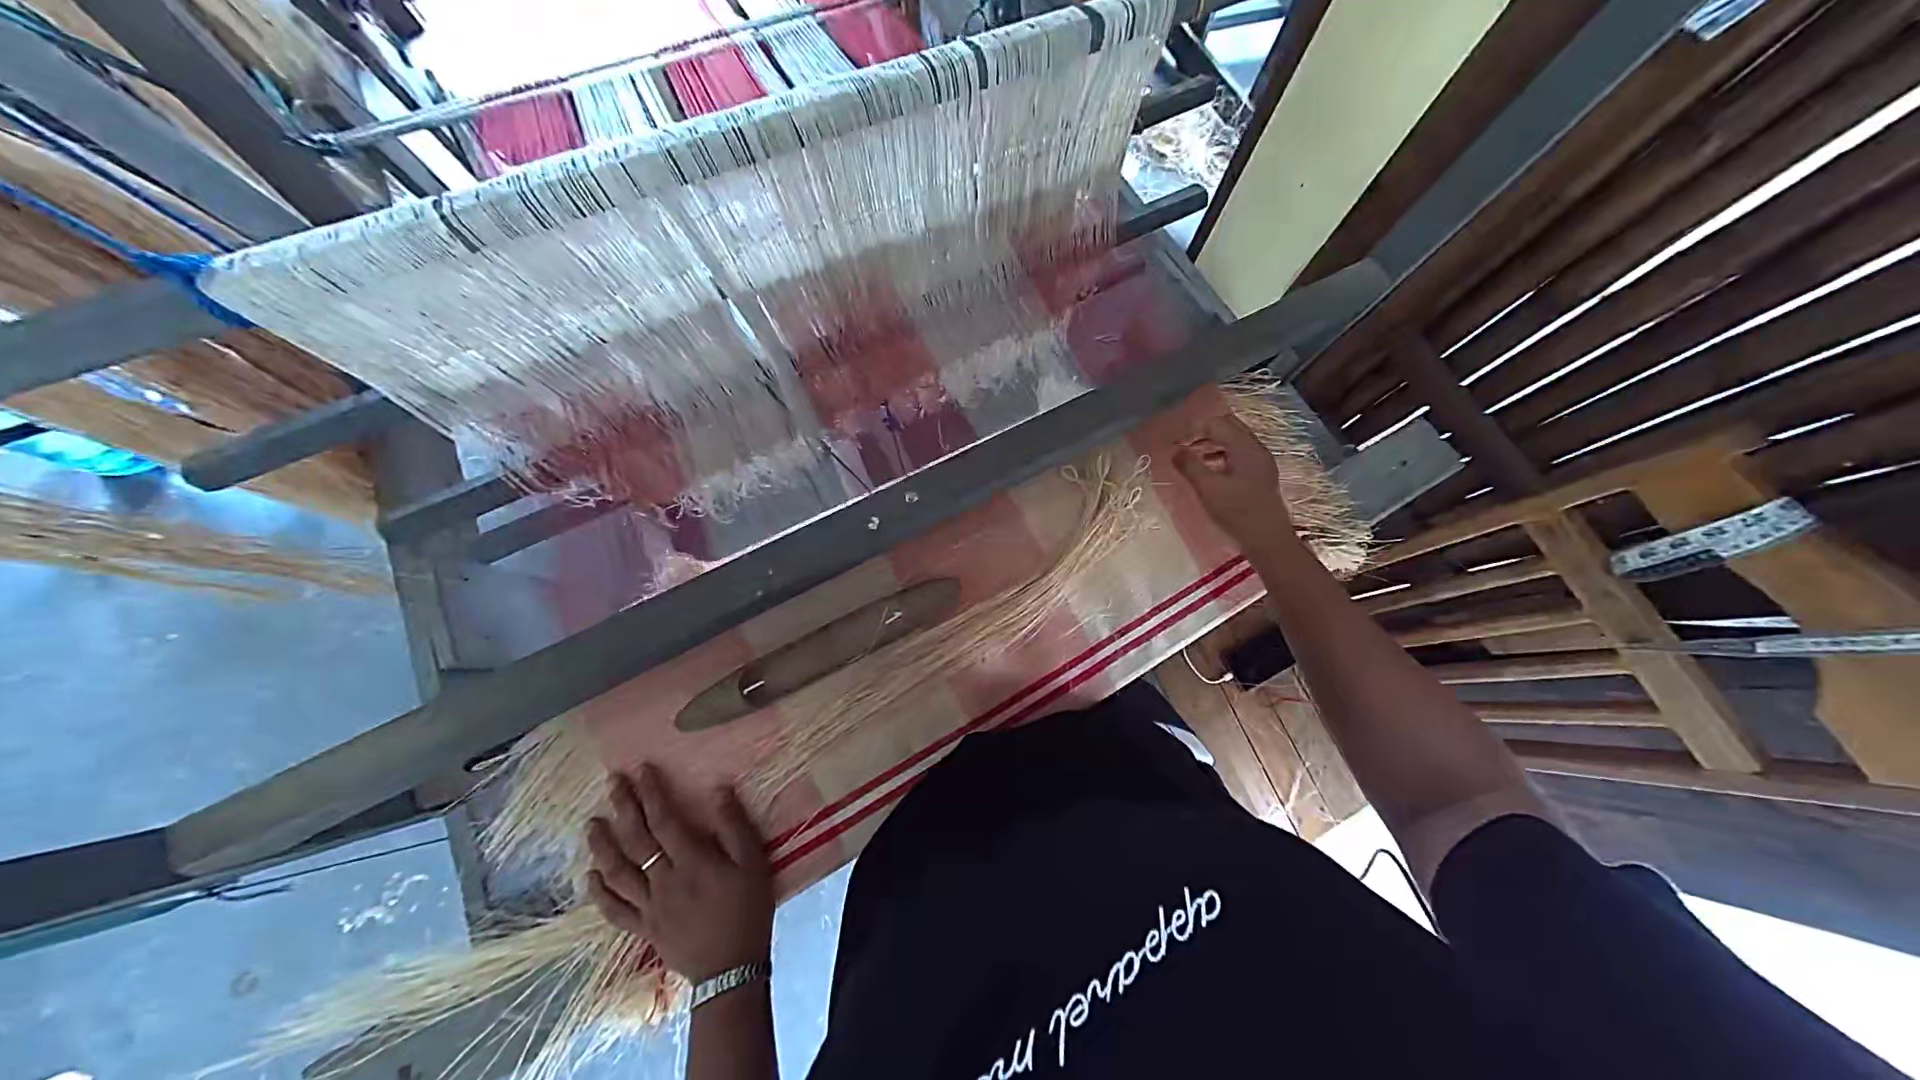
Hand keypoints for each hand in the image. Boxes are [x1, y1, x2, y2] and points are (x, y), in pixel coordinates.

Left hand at [586, 764, 773, 981]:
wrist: (733, 968)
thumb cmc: (748, 909)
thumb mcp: (753, 862)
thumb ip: (734, 825)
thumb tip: (718, 789)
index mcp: (692, 862)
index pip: (664, 820)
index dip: (651, 793)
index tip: (642, 770)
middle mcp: (664, 881)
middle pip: (636, 840)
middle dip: (623, 808)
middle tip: (612, 783)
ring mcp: (649, 907)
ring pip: (618, 872)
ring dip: (602, 846)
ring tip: (592, 823)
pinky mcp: (643, 929)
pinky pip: (615, 910)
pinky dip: (600, 892)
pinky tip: (591, 875)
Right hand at [1172, 413, 1290, 544]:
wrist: (1268, 539)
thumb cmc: (1237, 513)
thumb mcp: (1208, 489)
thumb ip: (1190, 466)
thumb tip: (1175, 450)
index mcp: (1245, 448)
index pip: (1216, 424)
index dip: (1193, 430)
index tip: (1174, 444)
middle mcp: (1256, 448)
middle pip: (1228, 427)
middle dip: (1203, 433)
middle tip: (1183, 447)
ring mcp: (1261, 461)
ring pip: (1234, 440)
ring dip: (1212, 444)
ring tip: (1192, 458)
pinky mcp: (1261, 474)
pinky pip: (1239, 454)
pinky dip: (1221, 455)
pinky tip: (1209, 470)